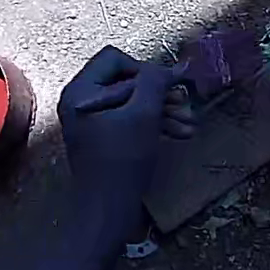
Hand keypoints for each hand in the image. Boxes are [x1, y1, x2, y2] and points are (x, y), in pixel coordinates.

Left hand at [58, 46, 192, 200]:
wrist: (108, 211)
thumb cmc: (123, 161)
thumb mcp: (144, 115)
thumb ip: (155, 83)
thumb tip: (172, 67)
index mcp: (81, 91)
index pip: (115, 59)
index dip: (144, 70)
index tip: (167, 88)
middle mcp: (80, 101)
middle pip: (125, 79)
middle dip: (158, 92)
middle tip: (184, 103)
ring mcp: (90, 120)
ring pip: (131, 101)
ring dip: (161, 109)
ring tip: (189, 123)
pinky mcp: (103, 137)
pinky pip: (128, 119)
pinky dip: (153, 123)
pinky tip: (180, 133)